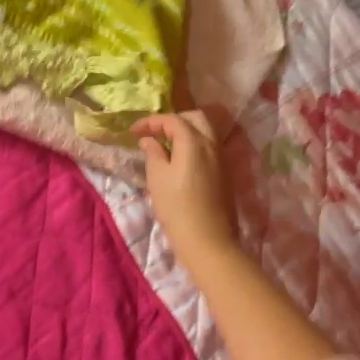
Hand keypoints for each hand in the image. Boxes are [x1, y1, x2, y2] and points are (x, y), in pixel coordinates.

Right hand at [130, 110, 236, 257]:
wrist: (209, 241)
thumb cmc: (177, 208)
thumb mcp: (157, 178)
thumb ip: (153, 153)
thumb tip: (149, 140)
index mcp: (194, 141)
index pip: (172, 119)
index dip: (151, 121)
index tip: (133, 131)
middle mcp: (212, 144)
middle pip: (195, 118)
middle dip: (173, 121)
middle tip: (154, 132)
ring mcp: (222, 159)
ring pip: (205, 132)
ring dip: (185, 132)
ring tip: (166, 145)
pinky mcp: (225, 173)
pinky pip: (210, 147)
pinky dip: (194, 144)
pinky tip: (181, 160)